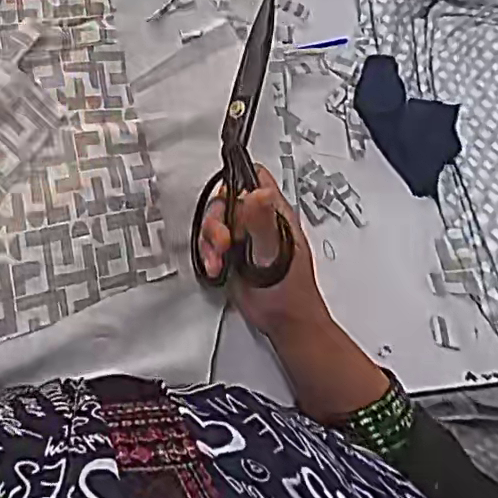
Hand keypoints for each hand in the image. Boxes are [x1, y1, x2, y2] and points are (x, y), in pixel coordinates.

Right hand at [199, 166, 387, 422]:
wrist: (284, 323)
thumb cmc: (290, 291)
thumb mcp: (273, 251)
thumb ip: (262, 221)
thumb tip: (259, 192)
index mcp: (274, 211)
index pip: (254, 177)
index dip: (237, 174)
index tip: (223, 186)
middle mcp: (259, 219)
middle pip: (226, 200)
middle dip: (216, 220)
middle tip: (223, 240)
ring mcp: (245, 236)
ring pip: (215, 222)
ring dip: (210, 241)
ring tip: (219, 259)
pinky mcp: (233, 253)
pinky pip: (211, 243)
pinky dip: (208, 254)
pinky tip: (216, 267)